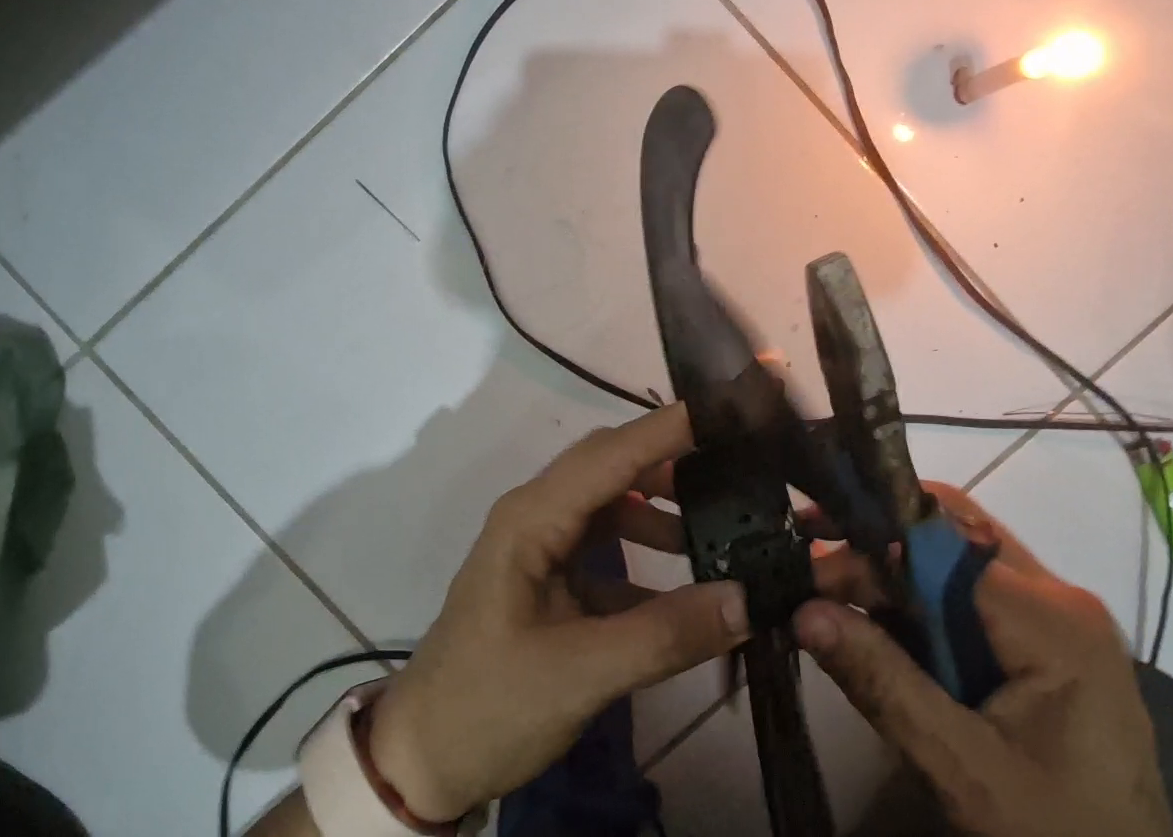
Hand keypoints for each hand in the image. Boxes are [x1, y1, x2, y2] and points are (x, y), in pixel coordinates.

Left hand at [367, 405, 749, 821]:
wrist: (422, 760)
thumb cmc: (488, 707)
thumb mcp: (580, 675)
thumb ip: (666, 635)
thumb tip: (750, 599)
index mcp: (531, 520)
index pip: (610, 455)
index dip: (669, 429)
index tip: (732, 412)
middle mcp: (535, 518)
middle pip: (611, 468)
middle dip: (673, 462)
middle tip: (742, 467)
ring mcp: (541, 548)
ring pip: (611, 505)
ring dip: (663, 509)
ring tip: (726, 524)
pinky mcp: (549, 580)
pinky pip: (607, 548)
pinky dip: (648, 553)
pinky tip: (690, 581)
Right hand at [795, 484, 1172, 836]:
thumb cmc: (1055, 836)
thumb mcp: (963, 769)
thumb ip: (884, 684)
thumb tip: (802, 612)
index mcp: (1052, 620)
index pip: (939, 547)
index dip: (866, 551)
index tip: (802, 567)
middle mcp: (1061, 599)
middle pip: (951, 537)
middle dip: (874, 546)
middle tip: (805, 571)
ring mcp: (1061, 620)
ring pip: (958, 563)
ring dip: (894, 577)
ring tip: (829, 599)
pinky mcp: (1052, 646)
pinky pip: (974, 600)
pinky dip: (922, 608)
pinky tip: (884, 633)